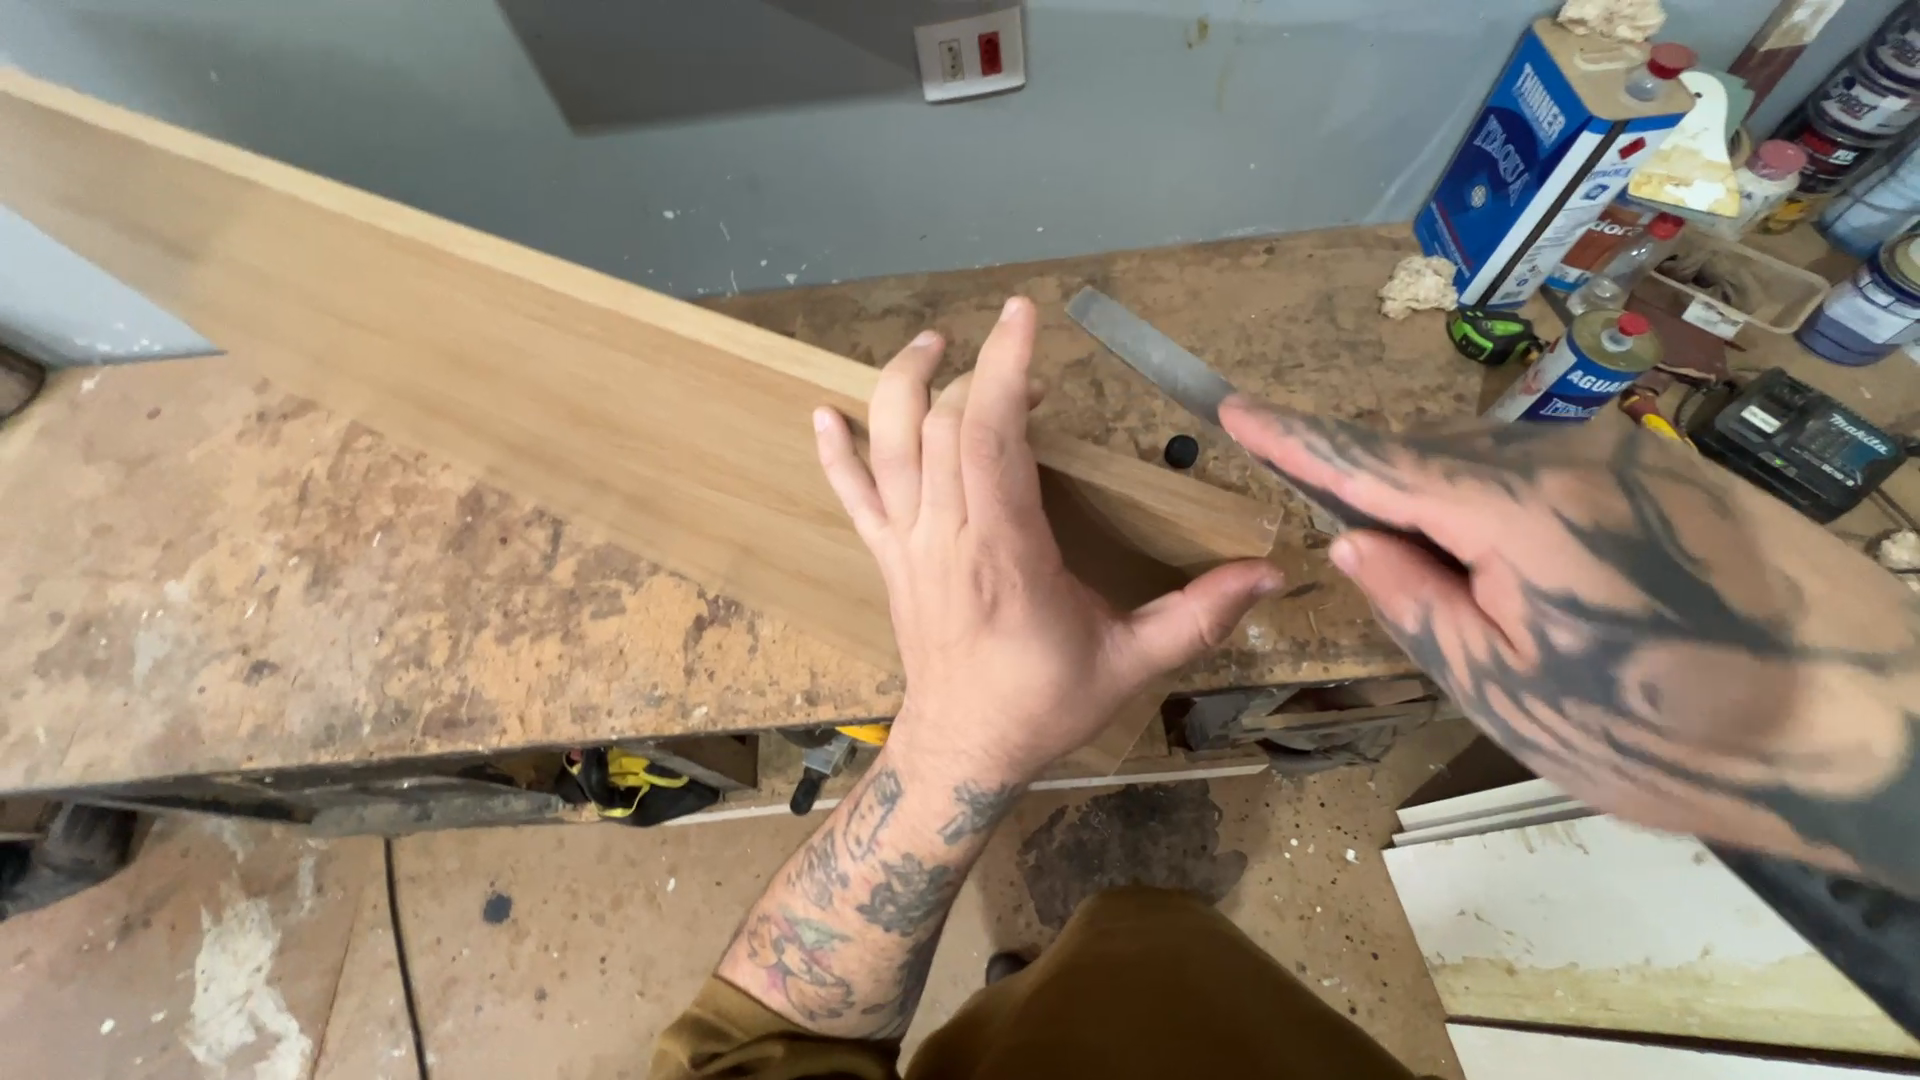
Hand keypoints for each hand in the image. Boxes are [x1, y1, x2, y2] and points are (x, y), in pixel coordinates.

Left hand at [812, 297, 1283, 783]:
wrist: (962, 750)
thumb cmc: (1042, 706)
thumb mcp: (1130, 663)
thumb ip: (1198, 616)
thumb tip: (1270, 576)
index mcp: (1004, 553)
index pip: (991, 435)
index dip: (1004, 367)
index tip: (1023, 315)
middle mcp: (945, 537)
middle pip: (940, 425)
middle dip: (973, 369)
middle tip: (1012, 345)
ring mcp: (907, 546)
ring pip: (888, 447)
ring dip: (903, 385)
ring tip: (932, 345)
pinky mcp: (888, 560)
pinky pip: (851, 497)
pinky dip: (836, 455)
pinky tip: (823, 416)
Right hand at [1219, 396, 1919, 892]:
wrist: (1893, 733)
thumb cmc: (1668, 732)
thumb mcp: (1503, 689)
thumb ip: (1412, 603)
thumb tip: (1352, 542)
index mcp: (1516, 510)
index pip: (1373, 461)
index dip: (1295, 438)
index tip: (1234, 406)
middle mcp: (1565, 456)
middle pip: (1423, 453)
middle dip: (1370, 489)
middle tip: (1362, 557)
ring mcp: (1621, 456)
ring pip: (1478, 458)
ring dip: (1433, 502)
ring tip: (1447, 579)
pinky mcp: (1659, 471)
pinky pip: (1532, 468)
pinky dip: (1487, 503)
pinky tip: (1512, 564)